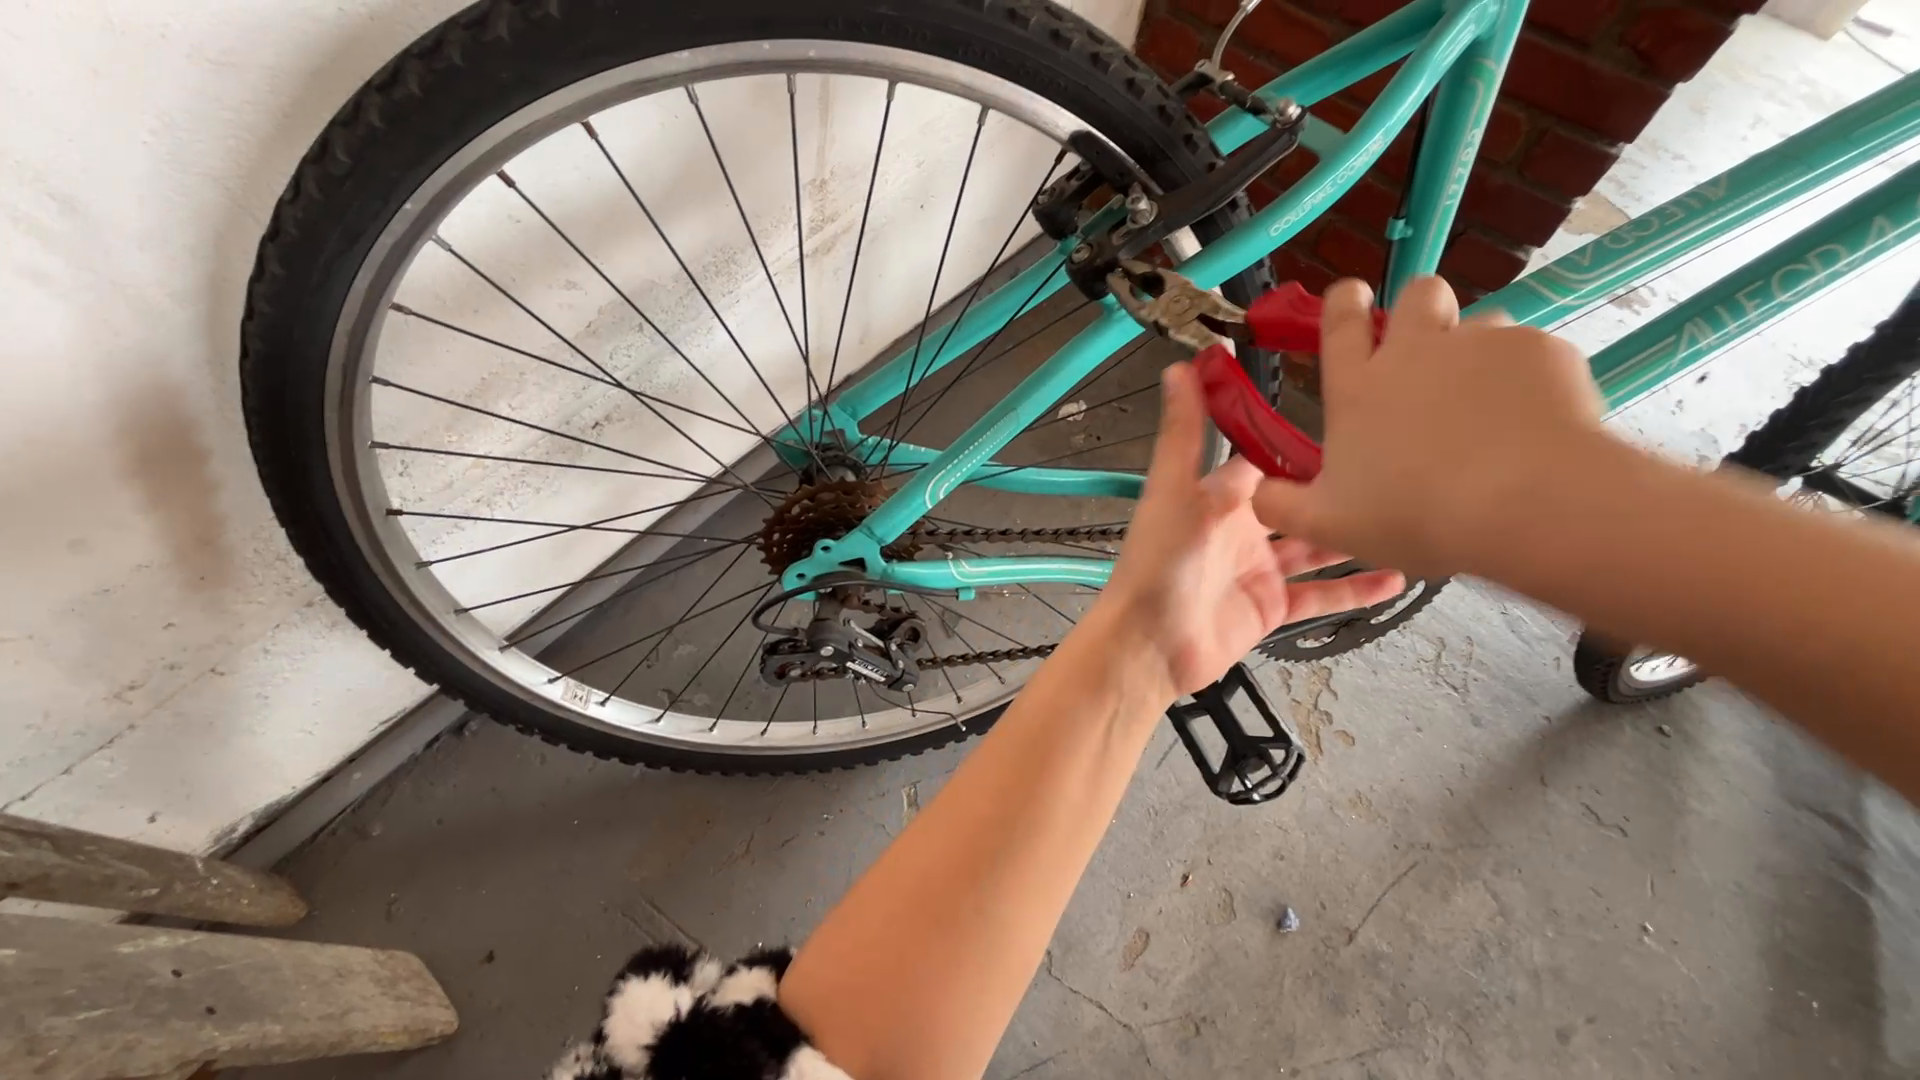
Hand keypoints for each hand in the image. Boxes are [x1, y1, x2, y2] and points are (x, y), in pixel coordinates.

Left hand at [1098, 362, 1405, 696]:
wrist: (1149, 646)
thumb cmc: (1157, 563)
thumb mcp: (1173, 489)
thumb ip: (1183, 433)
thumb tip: (1179, 367)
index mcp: (1218, 496)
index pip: (1265, 457)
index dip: (1299, 437)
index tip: (1349, 412)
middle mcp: (1242, 528)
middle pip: (1301, 502)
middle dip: (1339, 487)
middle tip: (1398, 465)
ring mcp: (1259, 569)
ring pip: (1318, 546)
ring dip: (1355, 534)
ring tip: (1407, 515)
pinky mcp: (1272, 607)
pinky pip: (1320, 595)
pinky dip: (1355, 588)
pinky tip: (1397, 576)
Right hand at [1253, 276, 1605, 576]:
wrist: (1528, 506)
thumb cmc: (1414, 514)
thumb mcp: (1327, 524)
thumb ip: (1280, 505)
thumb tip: (1257, 492)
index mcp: (1359, 386)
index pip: (1342, 318)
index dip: (1345, 302)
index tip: (1352, 300)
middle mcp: (1416, 350)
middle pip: (1418, 293)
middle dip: (1420, 311)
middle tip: (1427, 357)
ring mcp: (1482, 344)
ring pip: (1480, 323)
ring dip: (1476, 352)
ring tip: (1488, 406)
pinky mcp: (1541, 352)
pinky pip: (1531, 354)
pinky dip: (1528, 382)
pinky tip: (1534, 425)